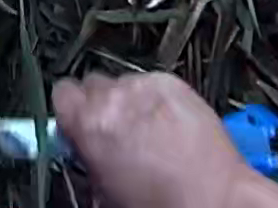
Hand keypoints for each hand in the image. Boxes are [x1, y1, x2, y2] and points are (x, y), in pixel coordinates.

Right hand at [53, 73, 277, 207]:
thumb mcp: (107, 192)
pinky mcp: (171, 81)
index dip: (70, 111)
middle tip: (116, 134)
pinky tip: (168, 127)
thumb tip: (83, 150)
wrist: (216, 201)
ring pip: (123, 83)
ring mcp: (144, 84)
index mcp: (90, 122)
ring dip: (129, 102)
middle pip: (91, 84)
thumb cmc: (163, 204)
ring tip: (149, 134)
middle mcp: (114, 95)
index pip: (62, 93)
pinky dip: (156, 100)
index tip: (78, 124)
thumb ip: (88, 160)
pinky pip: (152, 83)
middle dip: (101, 106)